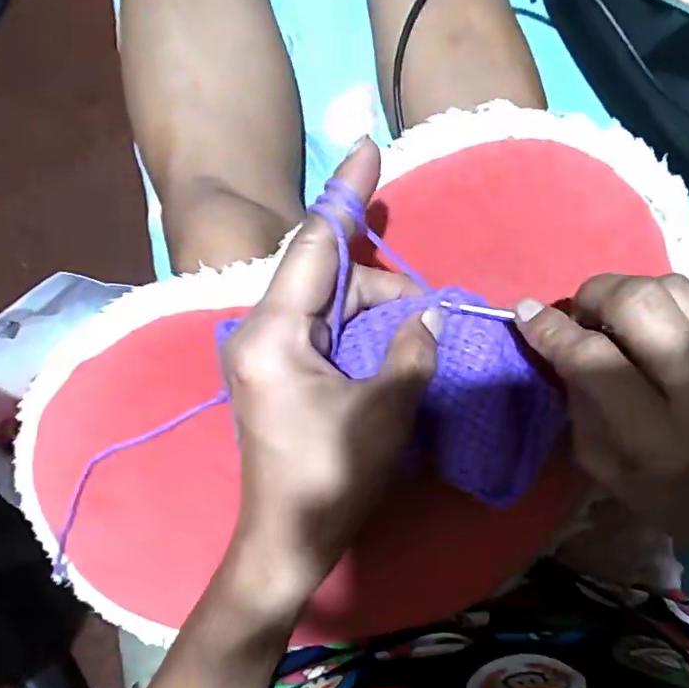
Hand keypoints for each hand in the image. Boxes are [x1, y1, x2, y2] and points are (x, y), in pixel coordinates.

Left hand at [220, 140, 441, 601]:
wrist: (286, 540)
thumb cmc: (330, 479)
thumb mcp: (383, 411)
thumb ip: (410, 351)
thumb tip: (429, 315)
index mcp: (273, 333)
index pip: (314, 245)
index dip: (345, 196)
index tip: (368, 148)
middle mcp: (259, 332)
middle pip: (326, 278)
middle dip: (380, 285)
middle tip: (429, 315)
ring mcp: (264, 353)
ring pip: (327, 306)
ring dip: (373, 313)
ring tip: (416, 337)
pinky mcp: (275, 374)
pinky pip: (320, 332)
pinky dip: (356, 332)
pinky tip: (388, 344)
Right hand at [514, 274, 688, 581]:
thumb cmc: (652, 486)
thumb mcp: (596, 457)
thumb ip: (577, 392)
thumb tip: (552, 326)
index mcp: (660, 439)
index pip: (598, 360)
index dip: (555, 330)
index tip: (527, 313)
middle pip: (640, 302)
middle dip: (595, 296)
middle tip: (582, 317)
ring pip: (670, 287)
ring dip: (629, 296)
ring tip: (617, 323)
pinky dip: (664, 310)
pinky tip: (658, 337)